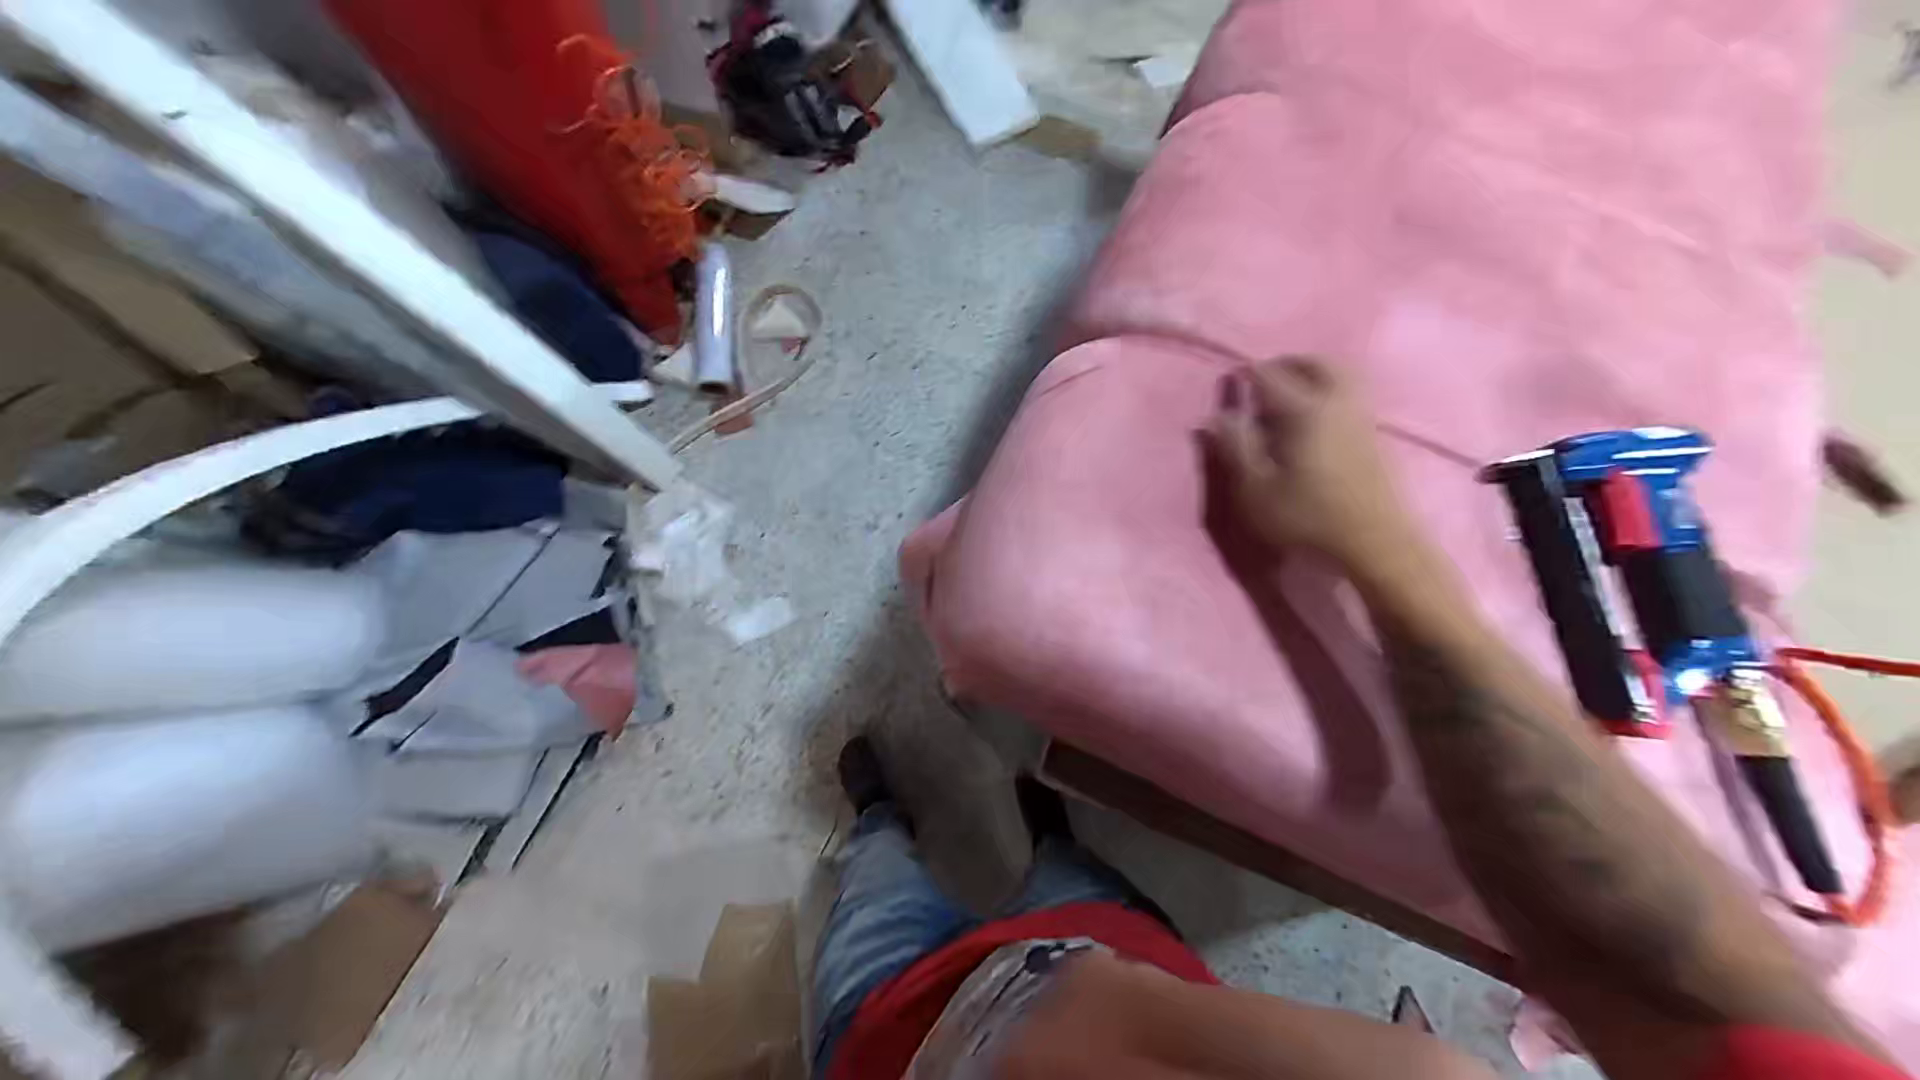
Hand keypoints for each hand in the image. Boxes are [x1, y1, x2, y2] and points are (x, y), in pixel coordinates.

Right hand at [1204, 358, 1416, 574]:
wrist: (1375, 544)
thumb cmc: (1306, 518)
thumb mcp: (1255, 489)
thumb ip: (1235, 447)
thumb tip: (1217, 416)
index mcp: (1304, 411)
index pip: (1269, 376)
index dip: (1245, 374)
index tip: (1228, 381)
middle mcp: (1337, 403)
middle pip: (1316, 363)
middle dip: (1286, 364)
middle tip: (1262, 379)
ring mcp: (1361, 418)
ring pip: (1340, 375)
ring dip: (1311, 375)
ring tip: (1286, 396)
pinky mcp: (1373, 436)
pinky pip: (1349, 395)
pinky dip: (1327, 392)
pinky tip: (1312, 418)